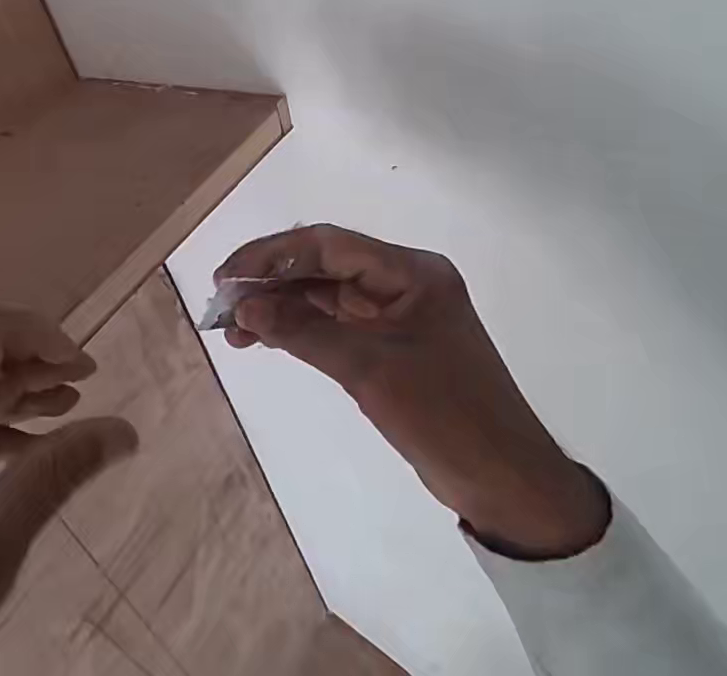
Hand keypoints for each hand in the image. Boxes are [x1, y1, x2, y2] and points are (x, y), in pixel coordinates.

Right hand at [218, 224, 607, 557]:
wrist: (504, 482)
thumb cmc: (446, 418)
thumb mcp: (369, 371)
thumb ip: (302, 332)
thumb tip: (242, 309)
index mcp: (411, 271)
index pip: (329, 245)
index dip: (272, 255)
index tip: (228, 275)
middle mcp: (400, 280)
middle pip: (321, 266)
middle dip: (269, 282)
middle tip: (222, 302)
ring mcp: (392, 310)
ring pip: (320, 294)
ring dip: (276, 307)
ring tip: (230, 328)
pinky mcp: (384, 339)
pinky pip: (329, 321)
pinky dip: (294, 328)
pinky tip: (259, 338)